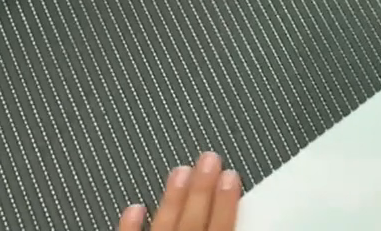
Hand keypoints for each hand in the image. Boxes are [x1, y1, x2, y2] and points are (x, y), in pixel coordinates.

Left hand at [119, 151, 241, 230]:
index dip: (227, 201)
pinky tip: (134, 207)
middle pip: (192, 222)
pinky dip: (130, 226)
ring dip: (172, 199)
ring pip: (164, 227)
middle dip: (201, 188)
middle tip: (209, 157)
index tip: (231, 174)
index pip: (221, 227)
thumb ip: (230, 229)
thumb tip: (250, 219)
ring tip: (180, 170)